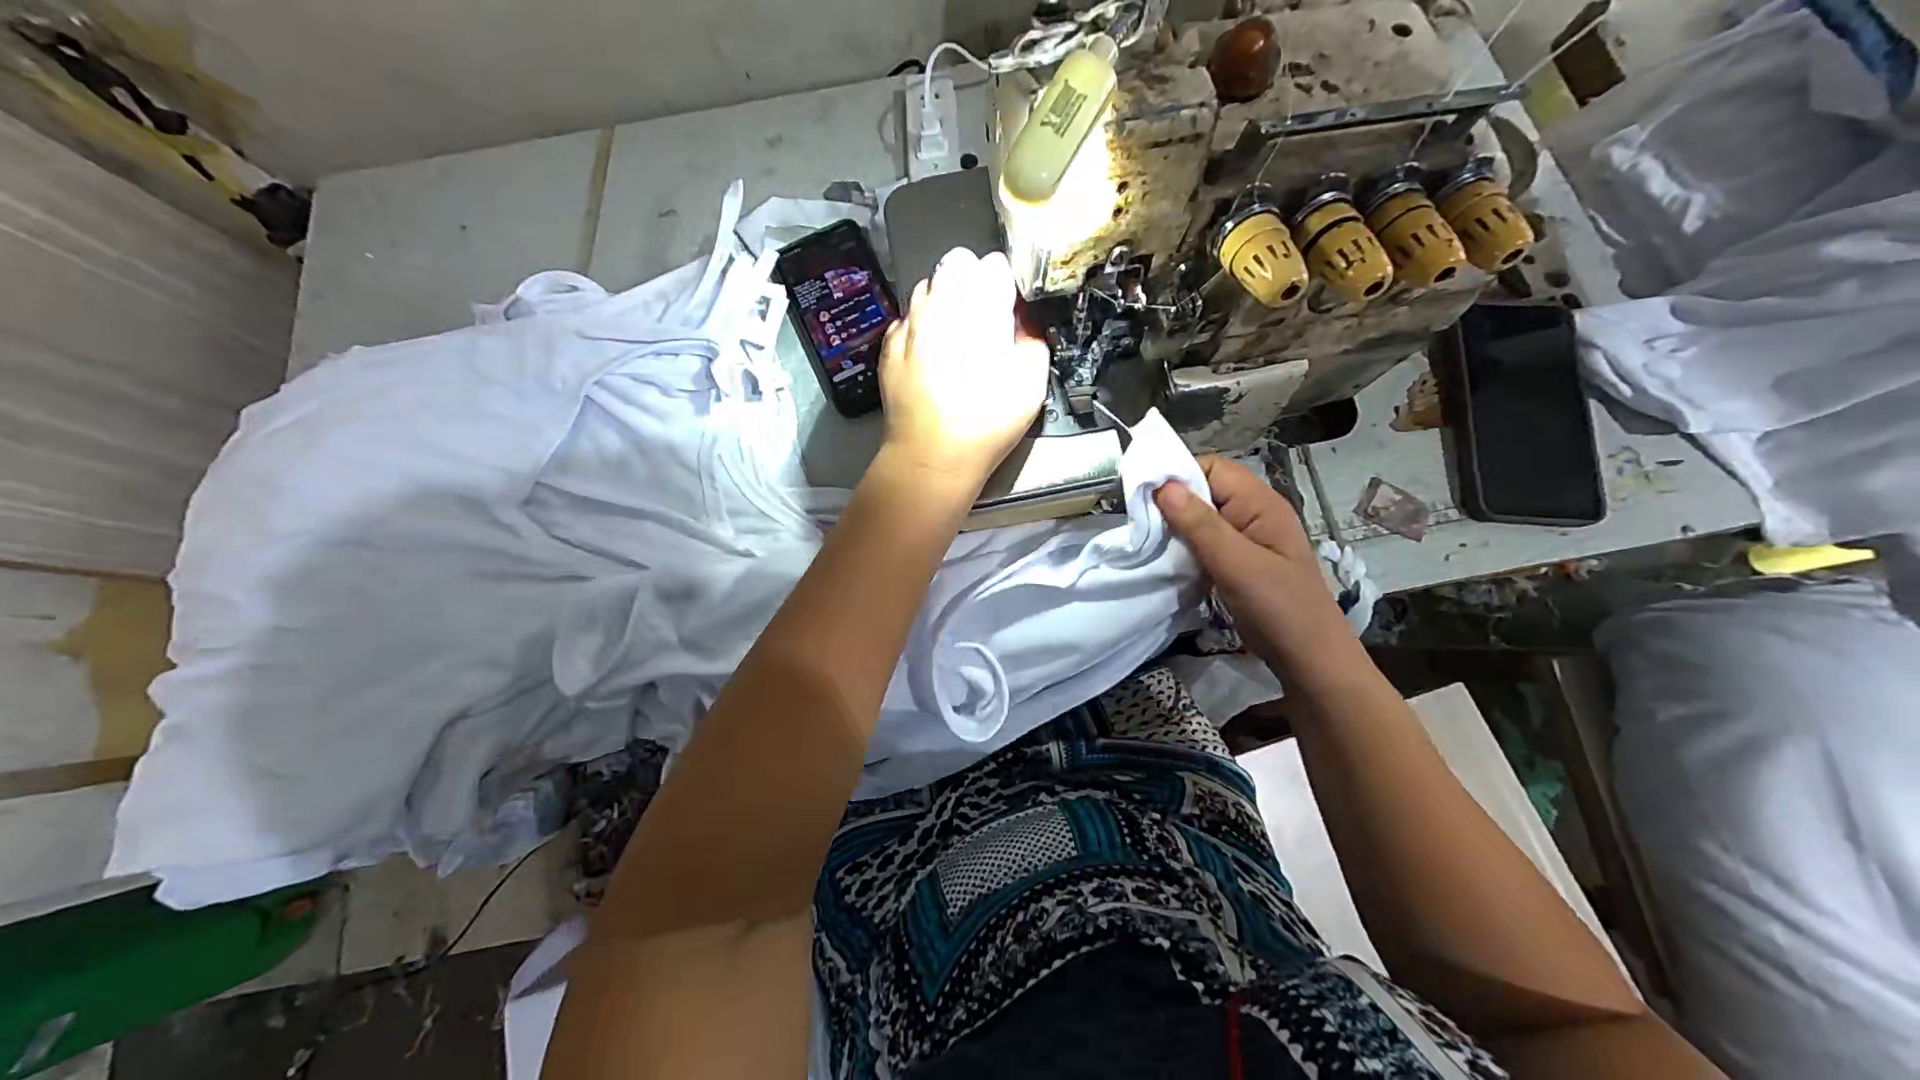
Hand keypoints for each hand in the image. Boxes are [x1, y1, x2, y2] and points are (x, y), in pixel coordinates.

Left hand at [879, 249, 1049, 487]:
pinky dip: (920, 325)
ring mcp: (910, 323)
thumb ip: (1032, 340)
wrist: (931, 456)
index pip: (995, 267)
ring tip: (955, 332)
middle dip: (971, 281)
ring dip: (943, 298)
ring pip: (927, 286)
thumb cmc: (984, 424)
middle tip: (982, 314)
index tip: (1007, 305)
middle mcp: (941, 305)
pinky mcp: (889, 345)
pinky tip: (931, 351)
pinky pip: (907, 317)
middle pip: (957, 265)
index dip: (1004, 285)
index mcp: (981, 308)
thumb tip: (1022, 323)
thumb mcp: (1031, 384)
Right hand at [1155, 457, 1355, 679]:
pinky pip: (1206, 541)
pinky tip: (1172, 561)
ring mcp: (1248, 538)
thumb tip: (1163, 485)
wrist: (1310, 659)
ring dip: (1177, 527)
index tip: (1144, 498)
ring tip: (1153, 543)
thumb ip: (1200, 524)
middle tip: (1143, 524)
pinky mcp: (1239, 561)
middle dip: (1173, 503)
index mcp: (1260, 503)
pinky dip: (1186, 547)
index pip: (1212, 467)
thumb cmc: (1279, 608)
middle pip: (1204, 490)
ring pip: (1202, 517)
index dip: (1178, 476)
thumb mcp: (1237, 564)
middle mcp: (1254, 513)